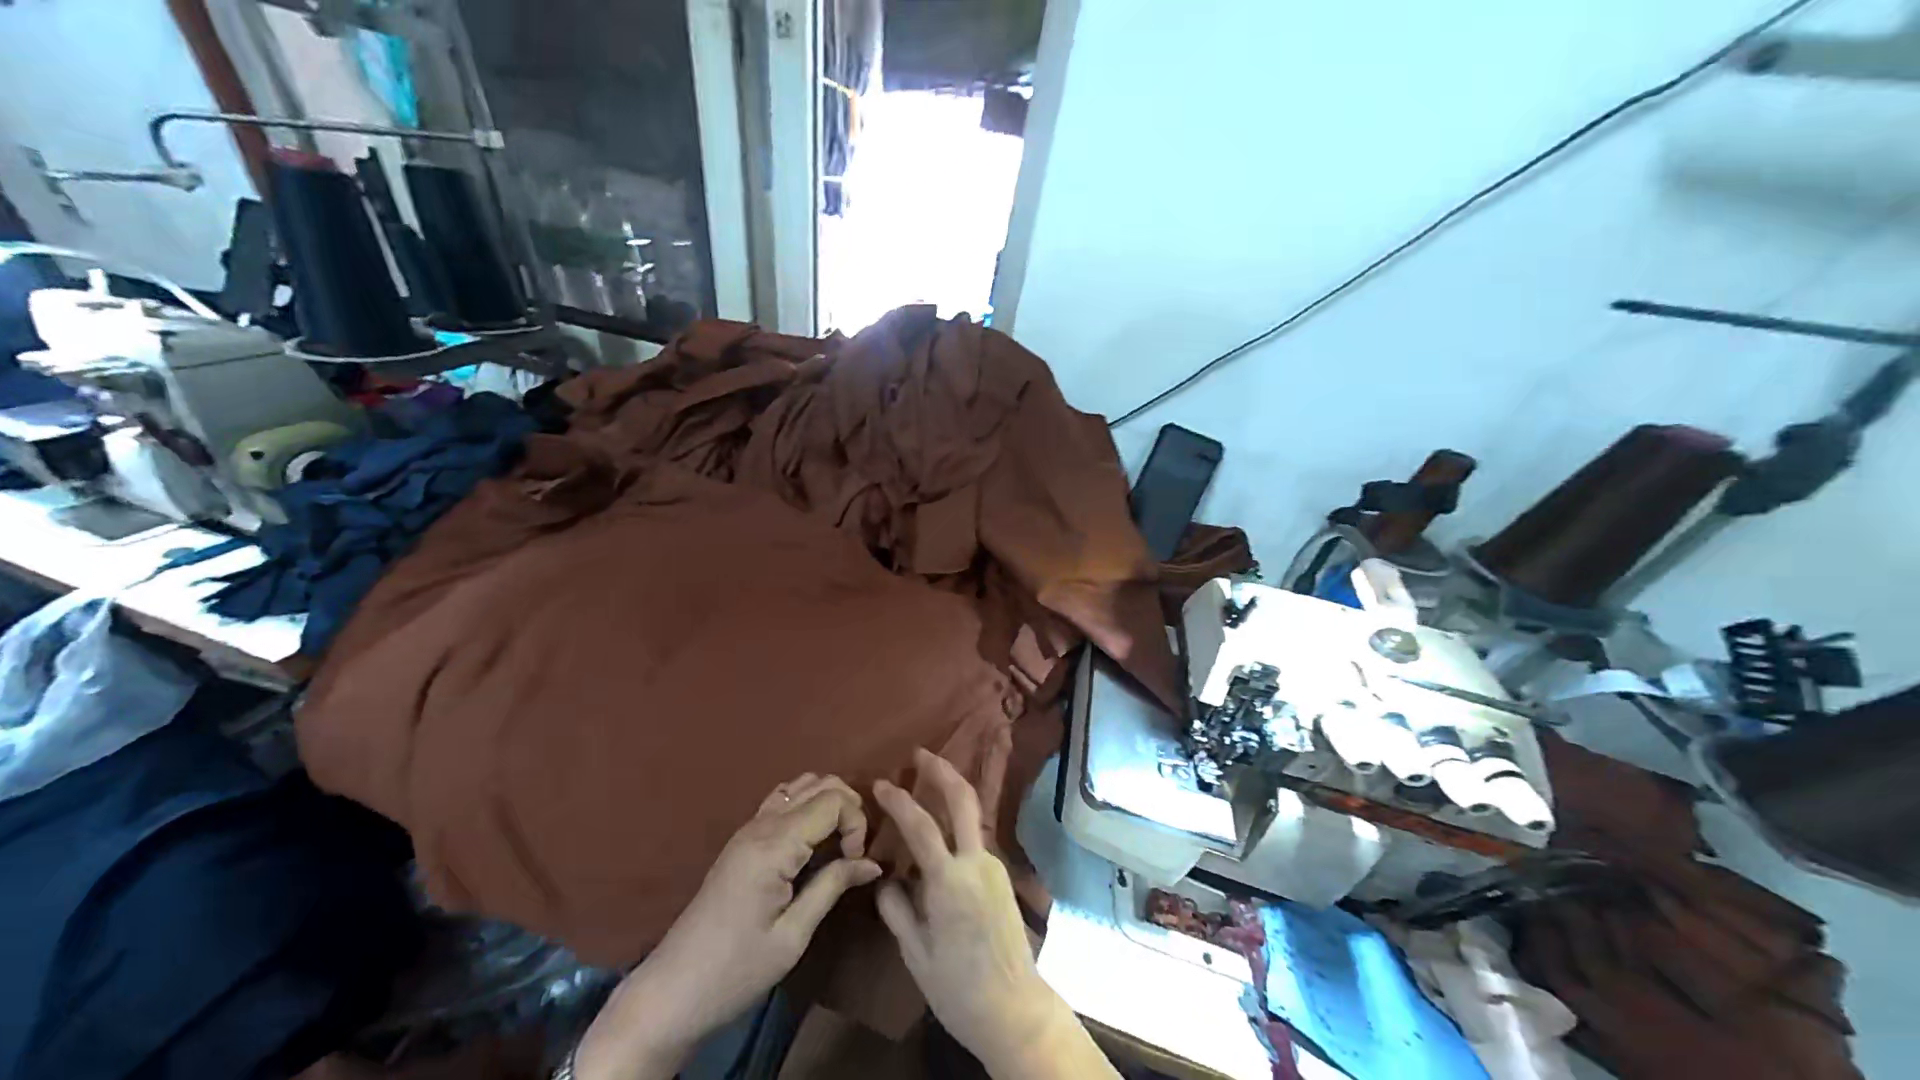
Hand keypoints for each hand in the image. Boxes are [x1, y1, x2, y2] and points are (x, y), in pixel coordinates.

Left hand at [575, 774, 880, 1079]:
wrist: (673, 990)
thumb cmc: (737, 969)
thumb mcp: (794, 935)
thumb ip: (833, 886)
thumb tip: (872, 863)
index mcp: (774, 844)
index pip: (833, 800)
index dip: (857, 823)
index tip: (856, 863)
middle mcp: (761, 824)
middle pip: (820, 783)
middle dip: (848, 809)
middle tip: (852, 853)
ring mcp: (748, 828)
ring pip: (801, 785)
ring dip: (828, 804)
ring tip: (836, 845)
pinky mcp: (742, 840)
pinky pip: (783, 801)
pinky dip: (807, 808)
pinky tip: (811, 844)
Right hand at [874, 750, 1116, 1077]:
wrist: (1013, 1010)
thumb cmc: (957, 987)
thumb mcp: (915, 952)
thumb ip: (897, 907)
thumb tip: (888, 876)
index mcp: (951, 881)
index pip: (920, 826)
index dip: (898, 800)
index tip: (880, 784)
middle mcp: (978, 863)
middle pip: (963, 799)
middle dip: (942, 770)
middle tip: (920, 753)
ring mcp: (995, 867)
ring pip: (971, 818)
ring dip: (950, 796)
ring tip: (923, 788)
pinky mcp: (1002, 877)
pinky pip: (973, 841)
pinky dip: (955, 827)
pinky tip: (938, 836)